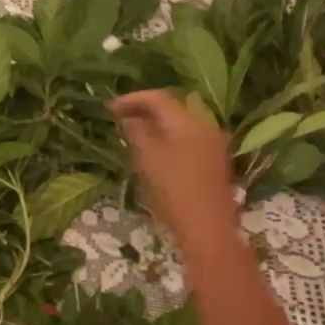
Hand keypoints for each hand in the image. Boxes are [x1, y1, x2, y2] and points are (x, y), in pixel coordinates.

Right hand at [111, 90, 237, 247]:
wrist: (206, 227)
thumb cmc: (171, 190)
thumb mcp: (145, 158)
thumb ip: (136, 132)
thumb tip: (129, 119)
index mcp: (186, 121)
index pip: (158, 97)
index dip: (132, 99)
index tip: (110, 109)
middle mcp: (204, 125)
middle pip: (172, 107)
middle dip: (145, 109)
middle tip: (121, 117)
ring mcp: (213, 142)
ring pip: (181, 122)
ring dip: (158, 123)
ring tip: (135, 132)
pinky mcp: (215, 159)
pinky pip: (189, 136)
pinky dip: (170, 135)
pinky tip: (156, 148)